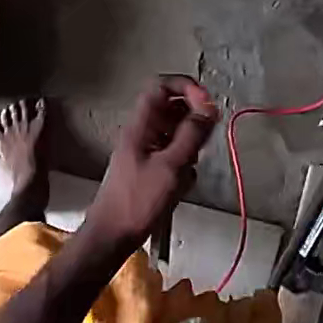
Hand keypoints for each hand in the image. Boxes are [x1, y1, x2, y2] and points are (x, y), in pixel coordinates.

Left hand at [82, 75, 217, 250]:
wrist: (113, 236)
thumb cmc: (137, 201)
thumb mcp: (171, 165)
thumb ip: (192, 134)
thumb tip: (210, 107)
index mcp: (141, 125)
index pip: (161, 86)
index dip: (186, 88)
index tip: (206, 104)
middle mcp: (143, 132)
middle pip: (173, 108)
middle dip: (193, 121)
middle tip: (202, 140)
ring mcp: (147, 150)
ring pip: (177, 132)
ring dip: (190, 146)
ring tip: (188, 168)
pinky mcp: (152, 167)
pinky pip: (175, 154)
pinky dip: (184, 164)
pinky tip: (181, 183)